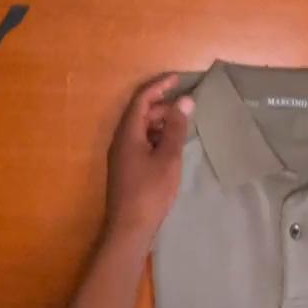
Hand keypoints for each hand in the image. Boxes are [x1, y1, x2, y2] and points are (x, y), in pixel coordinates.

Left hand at [103, 74, 193, 250]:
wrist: (129, 229)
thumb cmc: (150, 192)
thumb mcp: (168, 158)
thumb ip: (176, 128)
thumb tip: (184, 101)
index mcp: (127, 133)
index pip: (141, 99)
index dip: (159, 86)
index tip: (178, 78)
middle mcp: (121, 140)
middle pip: (140, 113)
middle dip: (162, 105)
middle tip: (186, 108)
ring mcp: (122, 155)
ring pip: (141, 129)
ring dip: (160, 122)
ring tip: (182, 126)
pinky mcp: (126, 169)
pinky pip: (141, 143)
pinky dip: (156, 138)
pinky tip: (172, 147)